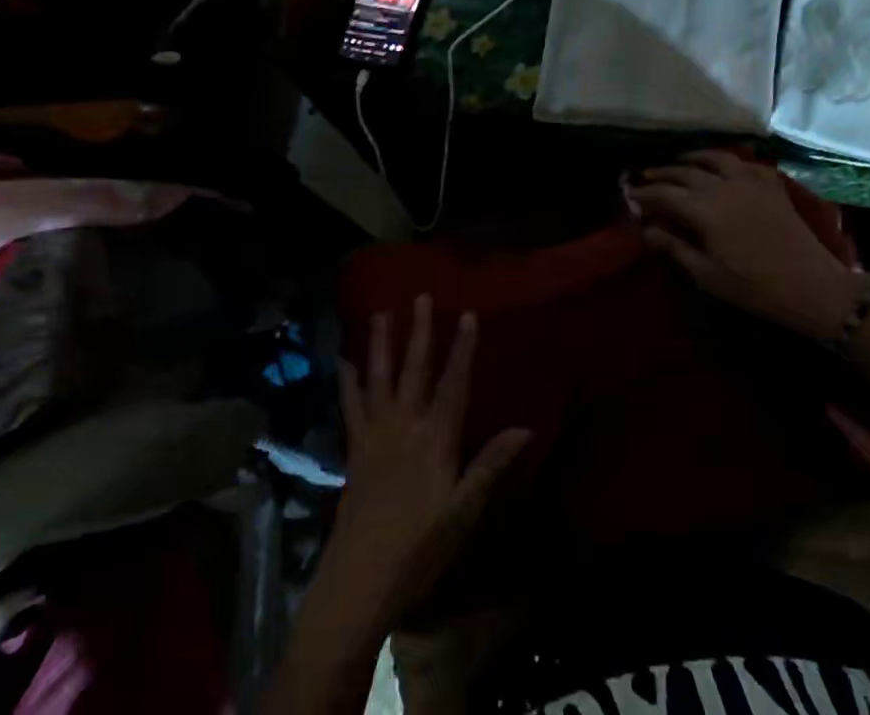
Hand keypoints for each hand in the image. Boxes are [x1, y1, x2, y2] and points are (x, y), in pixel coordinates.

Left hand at [326, 294, 530, 624]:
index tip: (467, 315)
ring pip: (378, 378)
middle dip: (420, 332)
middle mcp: (404, 425)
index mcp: (436, 439)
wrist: (363, 572)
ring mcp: (374, 434)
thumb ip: (490, 464)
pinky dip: (348, 381)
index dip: (462, 349)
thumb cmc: (422, 544)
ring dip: (380, 344)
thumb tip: (525, 427)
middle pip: (414, 370)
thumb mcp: (465, 509)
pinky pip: (350, 405)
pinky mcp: (354, 447)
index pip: (454, 384)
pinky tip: (344, 360)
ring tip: (380, 313)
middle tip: (420, 297)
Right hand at [629, 151, 865, 339]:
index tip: (629, 195)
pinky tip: (722, 167)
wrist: (809, 285)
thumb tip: (647, 229)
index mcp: (705, 210)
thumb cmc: (751, 286)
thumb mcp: (705, 273)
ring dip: (692, 158)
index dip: (644, 193)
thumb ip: (673, 247)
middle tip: (644, 177)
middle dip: (661, 173)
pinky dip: (727, 161)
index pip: (664, 193)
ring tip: (678, 162)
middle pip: (685, 171)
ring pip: (716, 158)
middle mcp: (725, 187)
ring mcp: (751, 182)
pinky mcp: (771, 186)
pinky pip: (745, 163)